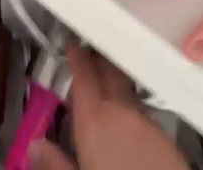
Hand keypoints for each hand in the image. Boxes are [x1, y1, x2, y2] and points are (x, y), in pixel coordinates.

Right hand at [30, 46, 186, 169]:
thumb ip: (55, 161)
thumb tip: (35, 144)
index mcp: (94, 118)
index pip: (84, 74)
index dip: (77, 56)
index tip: (71, 44)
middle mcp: (122, 111)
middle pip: (110, 71)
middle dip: (98, 60)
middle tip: (86, 57)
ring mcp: (148, 122)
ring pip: (128, 92)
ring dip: (116, 86)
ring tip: (104, 91)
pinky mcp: (168, 137)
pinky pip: (143, 113)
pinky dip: (131, 109)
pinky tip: (127, 126)